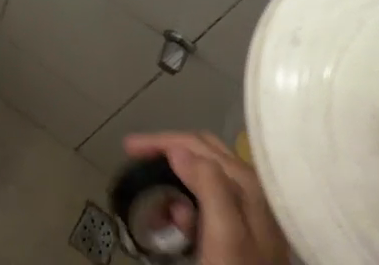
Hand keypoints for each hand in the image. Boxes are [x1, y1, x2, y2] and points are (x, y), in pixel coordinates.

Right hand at [123, 132, 289, 264]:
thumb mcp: (225, 236)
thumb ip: (209, 187)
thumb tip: (178, 149)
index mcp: (246, 182)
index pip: (197, 144)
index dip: (161, 141)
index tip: (129, 149)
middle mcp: (249, 188)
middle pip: (200, 153)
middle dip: (165, 155)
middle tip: (135, 163)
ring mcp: (247, 209)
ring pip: (202, 177)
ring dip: (173, 182)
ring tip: (152, 202)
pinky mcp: (241, 230)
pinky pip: (206, 202)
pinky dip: (185, 204)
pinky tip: (176, 223)